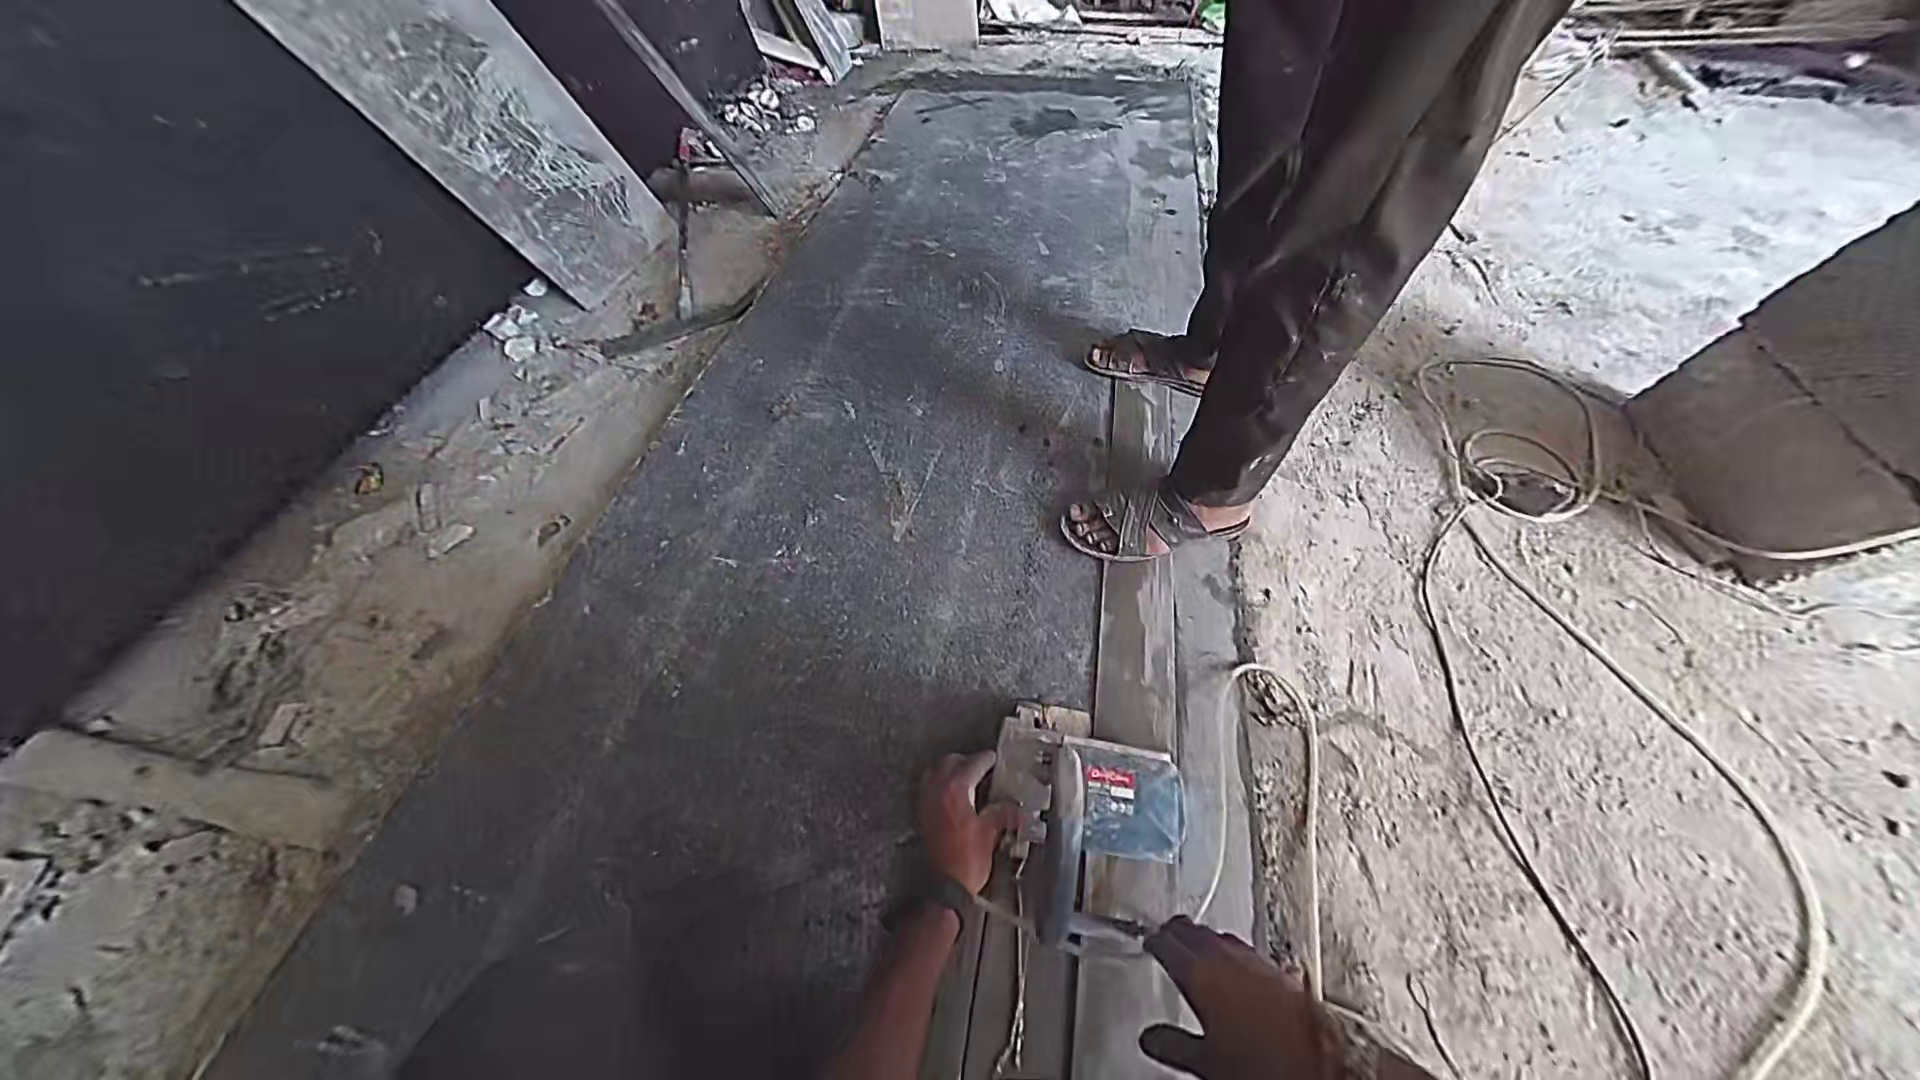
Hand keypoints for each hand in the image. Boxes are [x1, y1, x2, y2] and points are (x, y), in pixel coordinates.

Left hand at [918, 751, 1023, 894]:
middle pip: (951, 761)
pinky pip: (929, 785)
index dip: (986, 760)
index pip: (973, 764)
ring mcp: (926, 799)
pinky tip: (954, 794)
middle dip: (967, 761)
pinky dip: (941, 783)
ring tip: (968, 778)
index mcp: (956, 789)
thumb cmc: (968, 859)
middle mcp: (937, 789)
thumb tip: (1017, 808)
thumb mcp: (990, 832)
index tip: (995, 759)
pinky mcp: (921, 812)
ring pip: (937, 771)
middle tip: (983, 768)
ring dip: (951, 770)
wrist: (944, 886)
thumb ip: (1003, 813)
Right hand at [1140, 917, 1332, 1078]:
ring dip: (1201, 939)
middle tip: (1164, 938)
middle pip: (1189, 930)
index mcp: (1199, 973)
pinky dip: (1229, 952)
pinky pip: (1243, 949)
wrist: (1323, 1070)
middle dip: (1173, 932)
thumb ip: (1173, 1045)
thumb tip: (1151, 1038)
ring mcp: (1252, 959)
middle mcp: (1223, 957)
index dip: (1153, 941)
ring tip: (1195, 950)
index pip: (1166, 942)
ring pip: (1216, 936)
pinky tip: (1234, 967)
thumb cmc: (1263, 1067)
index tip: (1148, 942)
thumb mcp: (1206, 1064)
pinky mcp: (1276, 969)